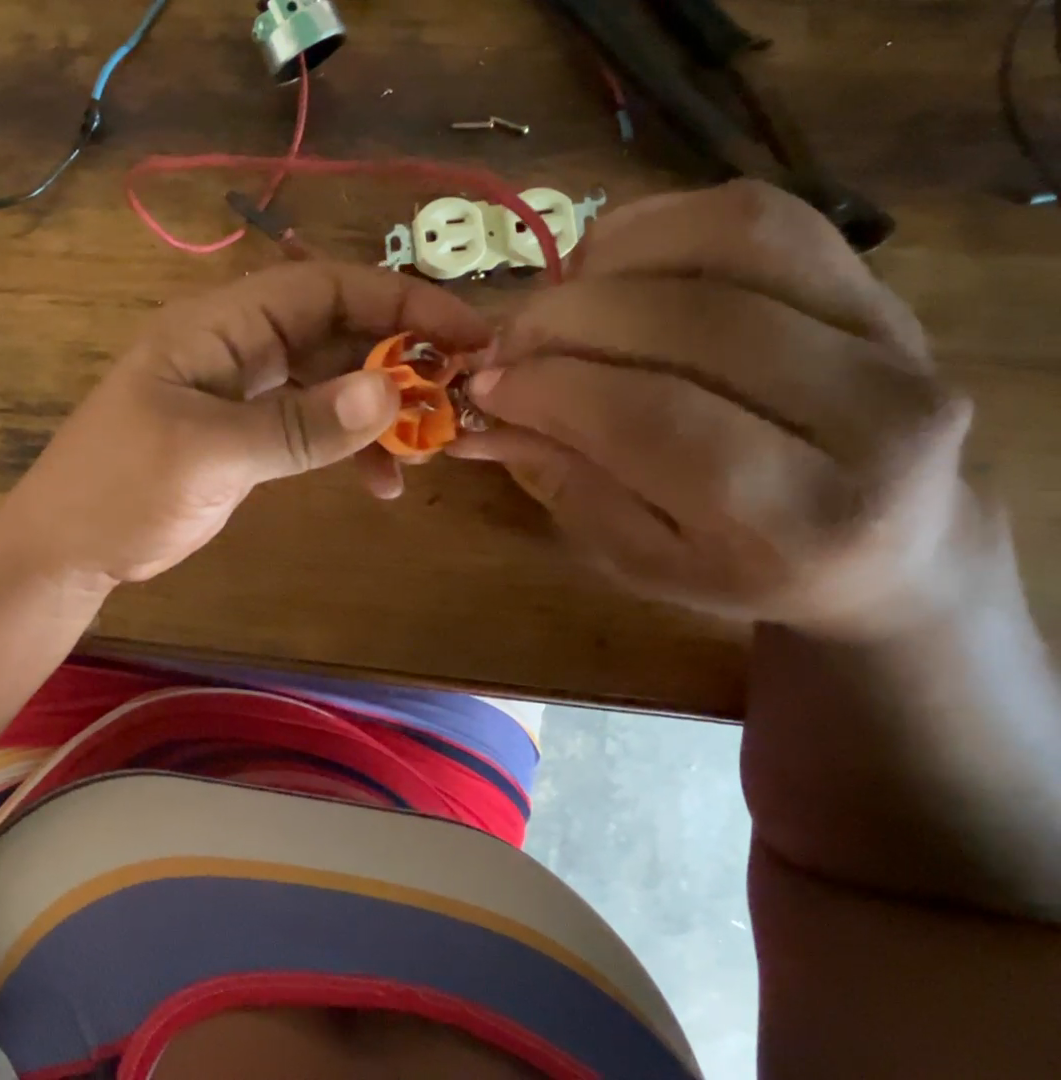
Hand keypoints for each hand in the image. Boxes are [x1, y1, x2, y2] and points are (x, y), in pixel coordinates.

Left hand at [0, 262, 489, 585]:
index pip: (322, 287)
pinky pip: (308, 424)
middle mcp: (233, 347)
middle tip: (461, 397)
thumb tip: (391, 388)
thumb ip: (299, 424)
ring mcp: (237, 393)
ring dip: (378, 408)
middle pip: (333, 330)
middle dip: (398, 357)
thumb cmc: (121, 490)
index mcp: (217, 327)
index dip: (398, 302)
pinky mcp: (241, 436)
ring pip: (327, 379)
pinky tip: (380, 481)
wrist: (65, 549)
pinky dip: (346, 443)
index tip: (467, 336)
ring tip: (425, 450)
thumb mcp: (209, 455)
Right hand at [450, 180, 977, 635]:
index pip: (661, 422)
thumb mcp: (639, 557)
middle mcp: (874, 419)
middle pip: (698, 324)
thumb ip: (564, 480)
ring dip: (616, 259)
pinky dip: (665, 223)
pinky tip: (608, 260)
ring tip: (558, 296)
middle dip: (570, 321)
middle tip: (507, 341)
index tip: (485, 386)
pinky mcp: (881, 285)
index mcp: (801, 520)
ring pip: (741, 245)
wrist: (895, 545)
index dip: (555, 389)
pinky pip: (766, 218)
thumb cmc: (742, 570)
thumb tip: (476, 414)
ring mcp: (894, 336)